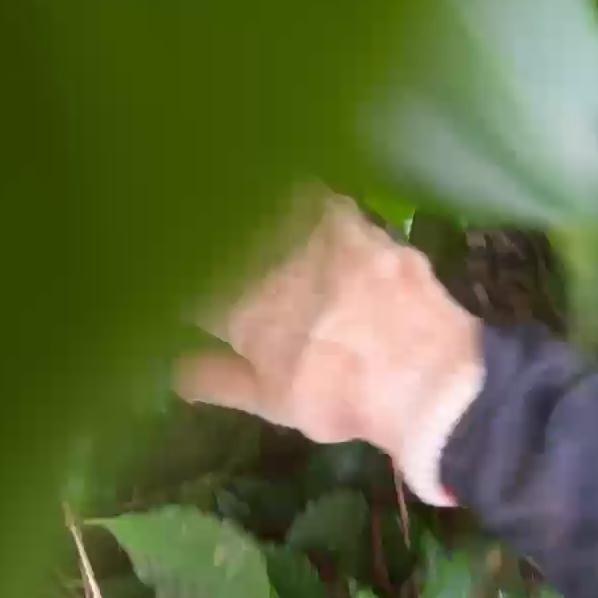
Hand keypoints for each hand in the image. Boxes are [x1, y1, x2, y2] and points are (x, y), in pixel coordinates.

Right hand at [176, 194, 485, 504]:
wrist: (429, 380)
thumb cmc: (341, 397)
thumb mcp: (271, 401)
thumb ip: (215, 379)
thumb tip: (169, 367)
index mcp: (240, 307)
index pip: (192, 282)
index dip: (181, 275)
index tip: (180, 271)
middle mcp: (267, 261)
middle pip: (224, 233)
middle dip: (210, 229)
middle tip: (208, 226)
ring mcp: (311, 236)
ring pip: (265, 206)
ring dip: (251, 205)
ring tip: (246, 202)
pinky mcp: (353, 222)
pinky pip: (318, 196)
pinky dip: (305, 196)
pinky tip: (304, 197)